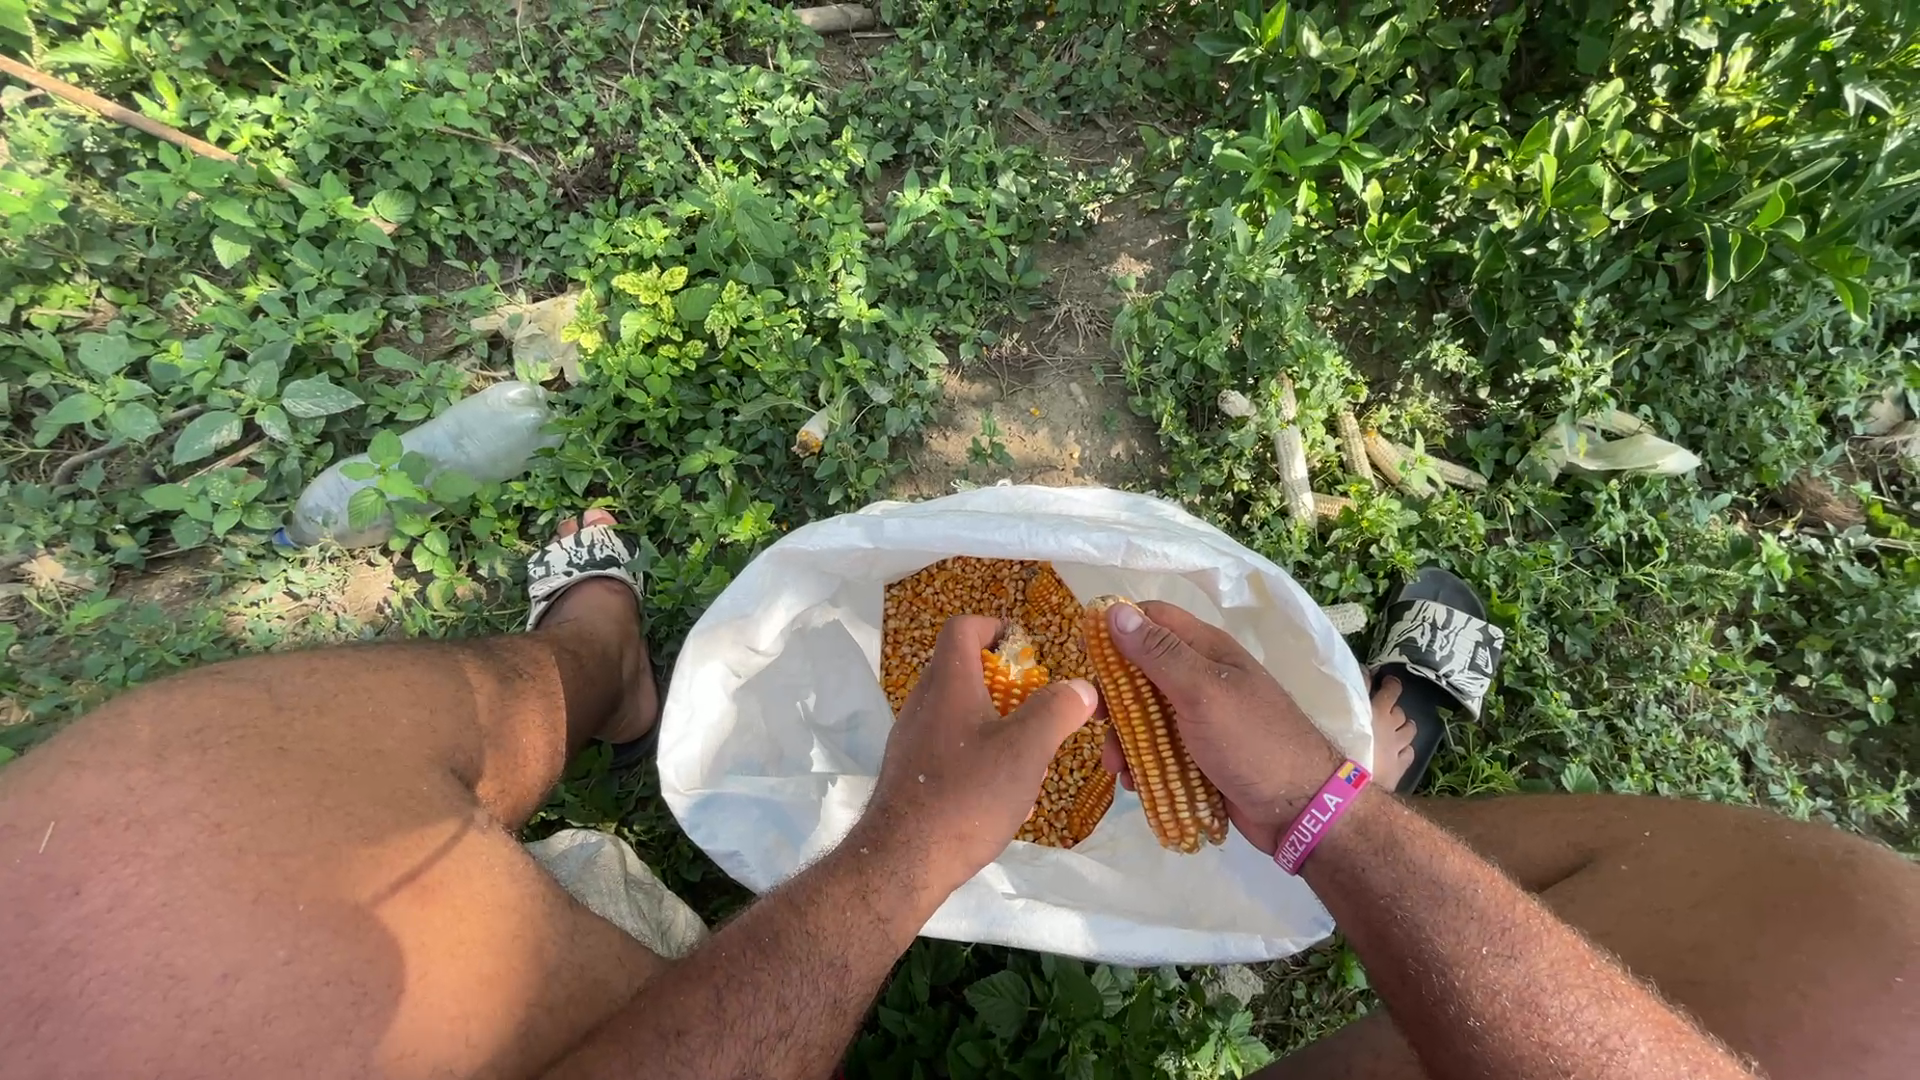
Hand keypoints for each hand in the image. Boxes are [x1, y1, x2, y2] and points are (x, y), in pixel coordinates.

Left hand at [856, 615, 1096, 893]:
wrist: (902, 861)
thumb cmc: (967, 795)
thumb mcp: (1025, 750)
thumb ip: (1056, 711)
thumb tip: (1081, 688)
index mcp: (948, 683)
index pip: (963, 628)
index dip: (995, 627)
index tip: (1025, 652)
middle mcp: (924, 702)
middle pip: (965, 670)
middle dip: (1007, 686)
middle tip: (1037, 712)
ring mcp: (912, 737)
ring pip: (961, 712)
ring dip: (997, 725)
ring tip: (1027, 760)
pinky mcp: (910, 771)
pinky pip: (951, 746)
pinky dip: (979, 756)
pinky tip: (1002, 796)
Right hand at [1099, 600, 1343, 854]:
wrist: (1301, 814)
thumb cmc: (1252, 742)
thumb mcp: (1201, 691)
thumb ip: (1157, 653)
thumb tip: (1115, 609)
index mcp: (1205, 649)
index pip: (1152, 618)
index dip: (1117, 627)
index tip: (1086, 652)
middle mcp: (1200, 676)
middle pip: (1140, 670)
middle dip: (1114, 695)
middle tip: (1096, 719)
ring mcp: (1199, 717)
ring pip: (1143, 714)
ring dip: (1123, 737)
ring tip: (1116, 765)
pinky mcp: (1197, 753)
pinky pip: (1156, 748)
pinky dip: (1140, 762)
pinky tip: (1133, 782)